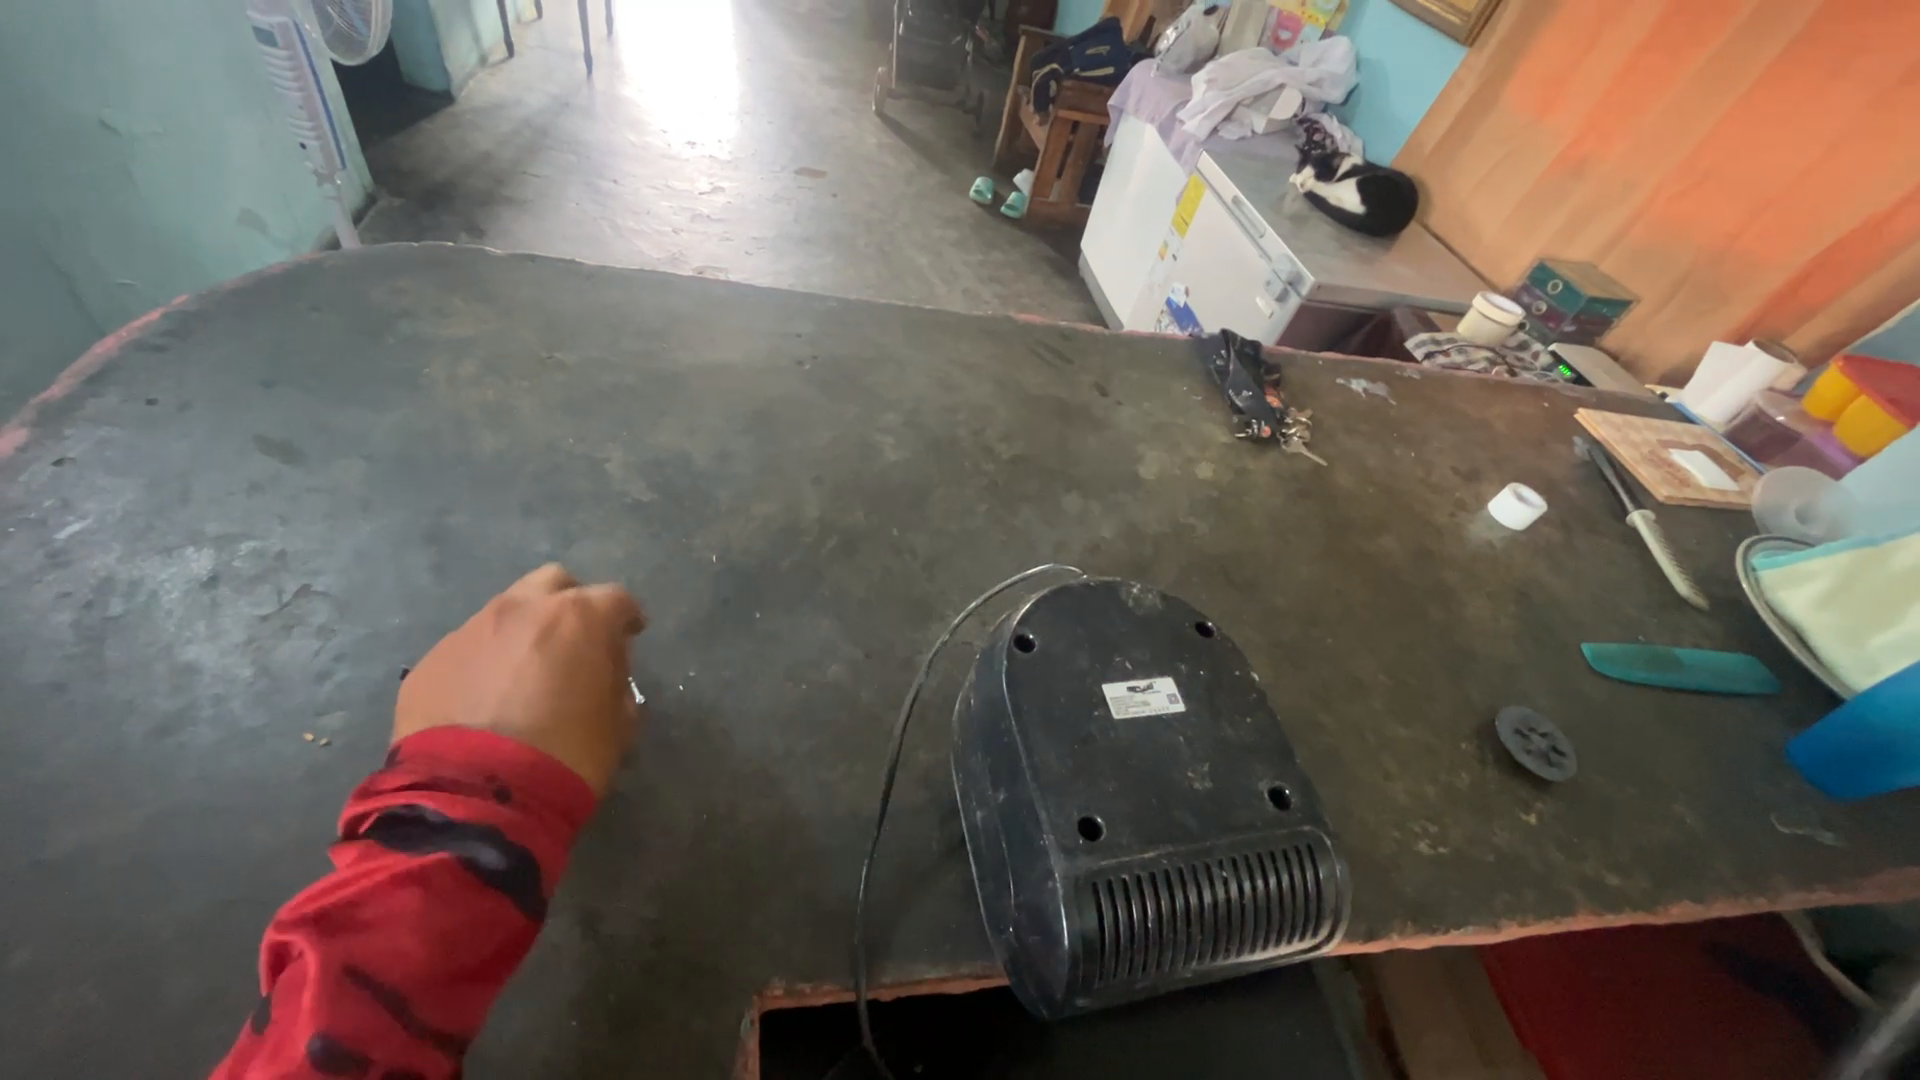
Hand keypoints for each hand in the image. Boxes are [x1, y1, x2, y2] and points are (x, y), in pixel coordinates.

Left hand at [395, 564, 646, 794]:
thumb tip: (603, 672)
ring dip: (524, 632)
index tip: (629, 639)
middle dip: (570, 605)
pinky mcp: (431, 661)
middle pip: (555, 582)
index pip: (617, 599)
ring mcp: (471, 631)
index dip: (626, 619)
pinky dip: (485, 663)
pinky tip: (487, 701)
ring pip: (506, 612)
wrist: (474, 798)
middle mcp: (523, 609)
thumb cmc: (567, 756)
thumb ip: (616, 682)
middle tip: (575, 642)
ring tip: (525, 674)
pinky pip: (469, 649)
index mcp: (579, 618)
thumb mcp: (619, 722)